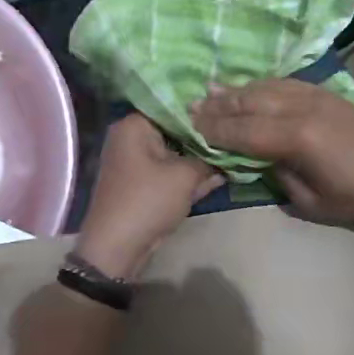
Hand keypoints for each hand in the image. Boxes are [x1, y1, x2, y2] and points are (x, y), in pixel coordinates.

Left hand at [74, 115, 222, 278]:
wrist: (117, 247)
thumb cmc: (148, 201)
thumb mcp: (185, 177)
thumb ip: (209, 159)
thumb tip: (229, 148)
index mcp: (134, 126)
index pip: (173, 106)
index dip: (202, 110)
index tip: (228, 113)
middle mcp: (132, 138)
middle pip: (175, 131)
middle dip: (204, 137)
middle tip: (236, 135)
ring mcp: (136, 163)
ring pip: (175, 154)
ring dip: (200, 159)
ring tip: (235, 154)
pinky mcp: (143, 184)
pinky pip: (170, 172)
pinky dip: (189, 176)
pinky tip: (220, 176)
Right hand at [192, 79, 353, 228]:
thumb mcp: (309, 200)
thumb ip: (278, 174)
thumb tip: (258, 157)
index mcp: (296, 138)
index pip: (243, 130)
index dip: (214, 129)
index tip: (190, 126)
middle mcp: (302, 108)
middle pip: (250, 102)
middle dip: (219, 105)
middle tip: (192, 105)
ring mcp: (317, 96)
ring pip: (266, 87)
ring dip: (237, 91)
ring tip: (213, 92)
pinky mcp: (328, 93)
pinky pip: (286, 83)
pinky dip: (262, 85)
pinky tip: (251, 88)